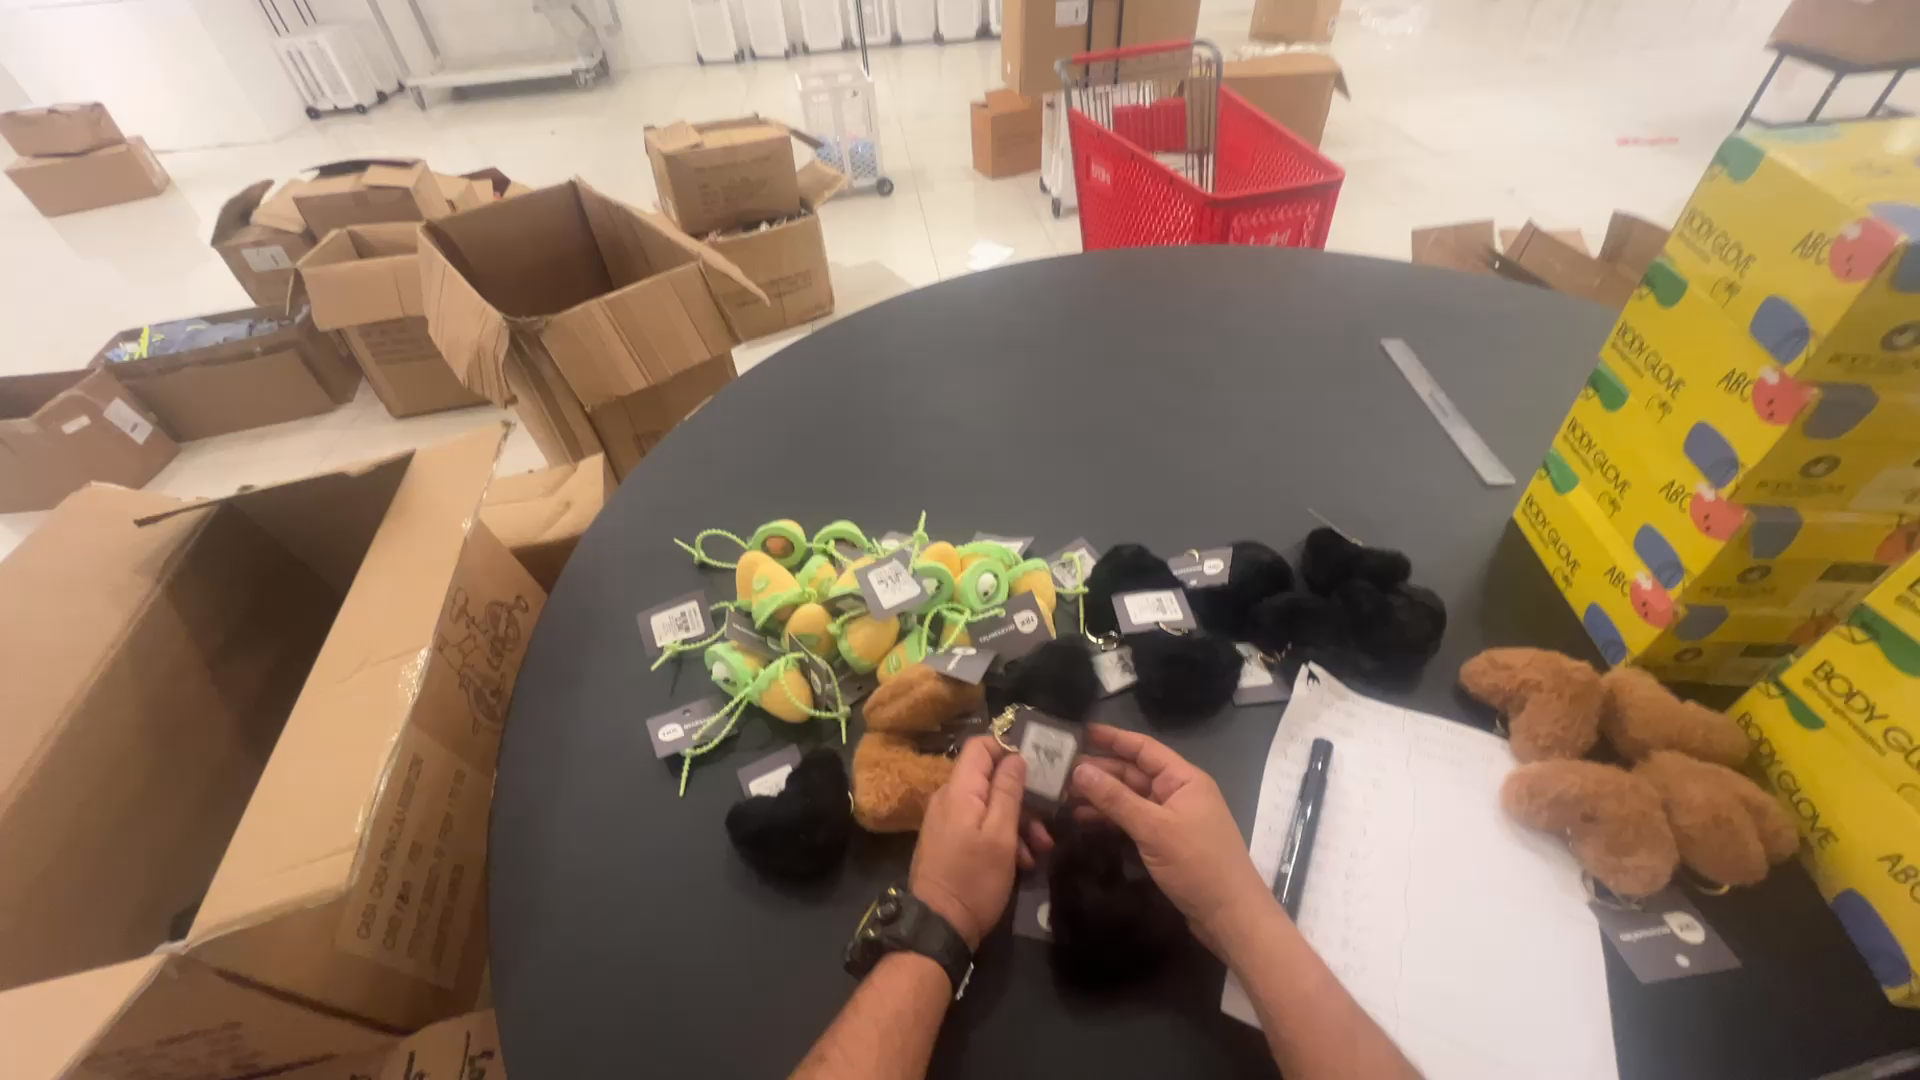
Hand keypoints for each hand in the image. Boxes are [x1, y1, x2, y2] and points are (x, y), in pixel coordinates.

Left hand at [909, 737, 1024, 949]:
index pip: (980, 745)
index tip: (1037, 766)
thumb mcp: (1000, 836)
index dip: (1008, 748)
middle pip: (989, 777)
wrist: (939, 927)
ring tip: (1039, 851)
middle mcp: (948, 797)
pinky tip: (1021, 862)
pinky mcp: (949, 839)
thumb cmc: (973, 880)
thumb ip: (1008, 791)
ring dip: (1017, 822)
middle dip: (1022, 796)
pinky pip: (979, 823)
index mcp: (959, 789)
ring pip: (988, 803)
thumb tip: (1015, 756)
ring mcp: (947, 819)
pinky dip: (1001, 836)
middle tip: (1046, 823)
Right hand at [1069, 724, 1276, 952]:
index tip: (1079, 732)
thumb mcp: (1153, 828)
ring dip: (1100, 796)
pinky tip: (1084, 820)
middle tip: (1060, 770)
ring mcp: (1172, 818)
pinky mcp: (1166, 842)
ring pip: (1130, 798)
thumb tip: (1079, 770)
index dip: (1111, 738)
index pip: (1142, 748)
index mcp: (1183, 779)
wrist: (1231, 918)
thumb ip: (1115, 799)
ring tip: (1063, 795)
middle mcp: (1178, 792)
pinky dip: (1111, 819)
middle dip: (1099, 771)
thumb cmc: (1198, 865)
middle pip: (1133, 773)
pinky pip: (1133, 820)